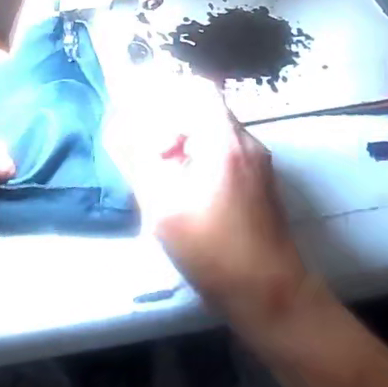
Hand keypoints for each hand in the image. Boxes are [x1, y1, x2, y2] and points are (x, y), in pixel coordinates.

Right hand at [104, 73, 313, 328]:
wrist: (271, 296)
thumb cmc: (214, 251)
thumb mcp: (162, 208)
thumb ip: (136, 162)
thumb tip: (116, 128)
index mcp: (225, 142)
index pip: (196, 90)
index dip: (163, 99)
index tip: (144, 129)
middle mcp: (247, 143)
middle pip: (204, 109)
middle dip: (169, 125)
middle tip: (147, 155)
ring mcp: (258, 164)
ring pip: (213, 133)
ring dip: (183, 145)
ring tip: (161, 177)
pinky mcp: (260, 184)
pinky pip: (224, 153)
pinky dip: (199, 160)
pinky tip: (183, 193)